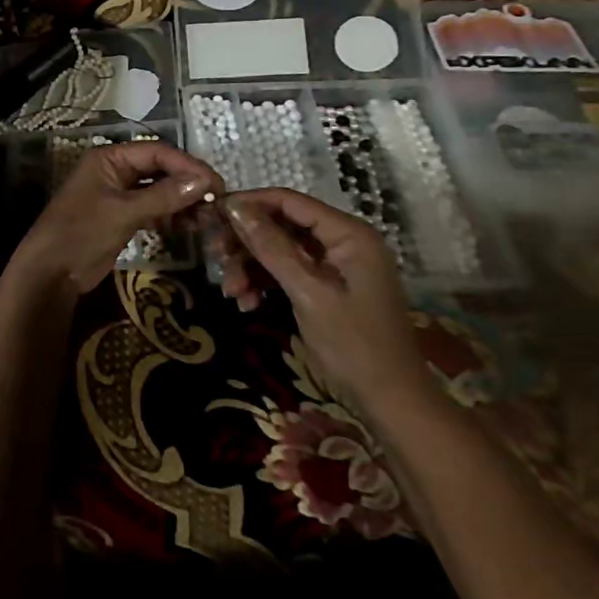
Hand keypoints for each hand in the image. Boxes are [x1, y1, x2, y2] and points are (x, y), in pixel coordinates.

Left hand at [13, 141, 220, 295]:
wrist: (52, 270)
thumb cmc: (81, 233)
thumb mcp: (123, 212)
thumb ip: (164, 196)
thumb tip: (204, 182)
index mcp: (109, 158)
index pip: (158, 152)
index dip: (188, 166)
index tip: (216, 185)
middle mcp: (114, 170)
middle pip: (161, 169)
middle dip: (188, 183)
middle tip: (218, 202)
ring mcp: (118, 194)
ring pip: (160, 190)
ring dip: (183, 201)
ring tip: (208, 217)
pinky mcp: (122, 217)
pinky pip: (154, 209)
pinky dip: (172, 215)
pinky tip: (191, 226)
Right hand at [209, 188, 431, 415]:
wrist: (387, 397)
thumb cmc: (353, 342)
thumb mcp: (307, 291)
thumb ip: (271, 246)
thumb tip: (235, 207)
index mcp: (349, 235)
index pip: (290, 201)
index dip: (248, 203)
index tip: (210, 215)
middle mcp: (343, 241)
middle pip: (281, 225)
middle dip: (245, 241)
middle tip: (214, 257)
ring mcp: (335, 264)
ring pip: (278, 249)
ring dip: (250, 267)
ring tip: (230, 291)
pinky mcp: (326, 285)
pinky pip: (285, 271)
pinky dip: (263, 283)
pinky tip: (246, 302)